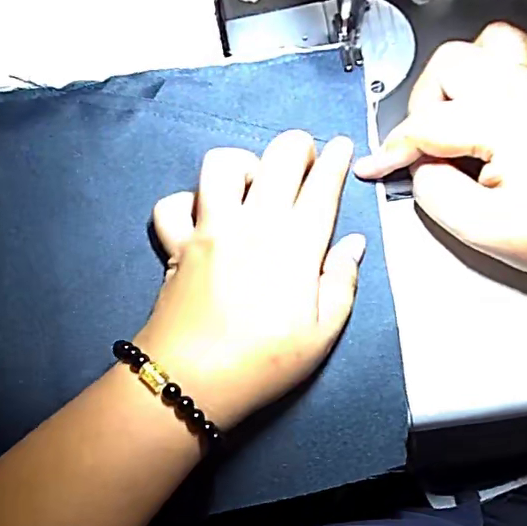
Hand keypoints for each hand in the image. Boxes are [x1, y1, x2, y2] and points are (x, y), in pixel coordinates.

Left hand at [133, 131, 366, 428]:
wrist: (194, 379)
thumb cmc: (265, 362)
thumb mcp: (322, 333)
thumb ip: (342, 283)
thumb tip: (353, 245)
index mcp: (297, 243)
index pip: (322, 185)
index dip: (337, 160)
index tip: (342, 147)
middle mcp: (254, 223)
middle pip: (279, 156)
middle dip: (298, 146)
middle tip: (305, 161)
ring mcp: (211, 229)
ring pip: (222, 164)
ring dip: (243, 164)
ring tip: (252, 184)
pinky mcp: (176, 243)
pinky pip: (173, 204)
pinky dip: (187, 203)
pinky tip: (202, 218)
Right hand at [353, 23, 526, 303]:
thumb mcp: (479, 227)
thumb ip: (433, 190)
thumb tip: (421, 167)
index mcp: (504, 113)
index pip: (426, 121)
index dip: (393, 148)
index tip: (377, 167)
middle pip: (449, 64)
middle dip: (423, 105)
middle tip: (422, 147)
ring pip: (485, 47)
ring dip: (458, 81)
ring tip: (455, 124)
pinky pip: (518, 57)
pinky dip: (490, 78)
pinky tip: (489, 117)